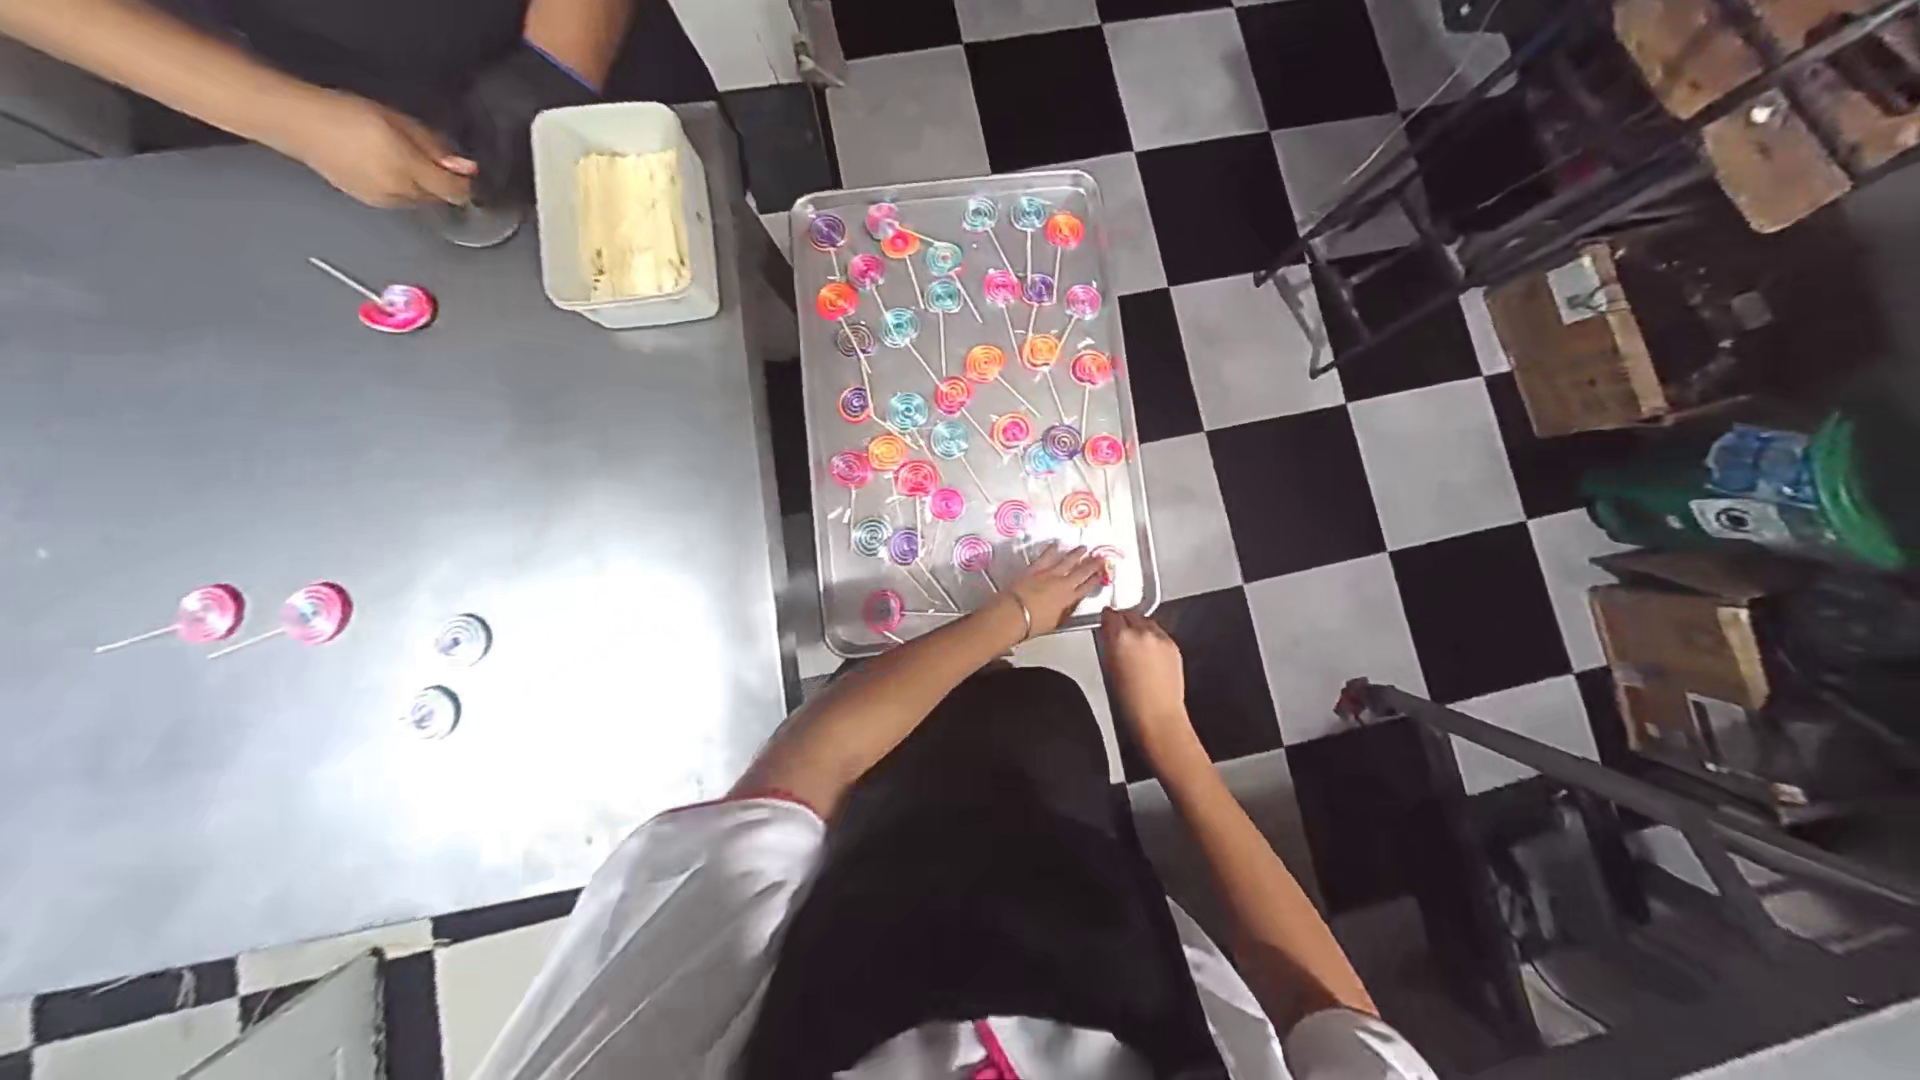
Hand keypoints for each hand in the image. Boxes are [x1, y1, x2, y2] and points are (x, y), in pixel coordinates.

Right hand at [275, 90, 476, 207]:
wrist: (294, 121)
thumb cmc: (346, 113)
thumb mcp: (398, 121)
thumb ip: (435, 147)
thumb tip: (467, 168)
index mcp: (407, 167)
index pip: (456, 191)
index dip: (463, 181)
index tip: (459, 169)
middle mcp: (400, 190)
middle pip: (440, 197)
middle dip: (439, 181)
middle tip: (421, 157)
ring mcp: (386, 201)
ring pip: (423, 201)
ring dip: (422, 187)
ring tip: (397, 160)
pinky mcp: (373, 204)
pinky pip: (403, 202)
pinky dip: (404, 190)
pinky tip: (384, 170)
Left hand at [1005, 543, 1105, 637]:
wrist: (1015, 613)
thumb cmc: (1033, 623)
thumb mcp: (1055, 622)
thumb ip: (1065, 611)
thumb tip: (1069, 605)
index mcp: (1069, 598)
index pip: (1086, 587)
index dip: (1095, 580)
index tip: (1101, 574)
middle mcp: (1063, 583)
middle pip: (1082, 571)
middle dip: (1092, 564)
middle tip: (1100, 557)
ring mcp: (1049, 573)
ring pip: (1067, 560)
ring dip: (1077, 553)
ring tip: (1084, 548)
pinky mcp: (1035, 568)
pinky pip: (1046, 556)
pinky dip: (1052, 549)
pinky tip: (1056, 545)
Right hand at [1099, 608, 1196, 758]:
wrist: (1158, 716)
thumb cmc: (1131, 702)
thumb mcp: (1107, 668)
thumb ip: (1108, 644)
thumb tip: (1108, 635)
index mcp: (1120, 636)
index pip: (1110, 614)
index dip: (1106, 618)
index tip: (1105, 621)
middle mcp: (1142, 633)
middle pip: (1129, 614)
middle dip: (1122, 620)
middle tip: (1117, 632)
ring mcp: (1160, 638)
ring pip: (1145, 621)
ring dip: (1138, 627)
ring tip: (1133, 644)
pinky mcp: (1173, 646)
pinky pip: (1159, 633)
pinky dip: (1152, 638)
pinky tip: (1147, 654)